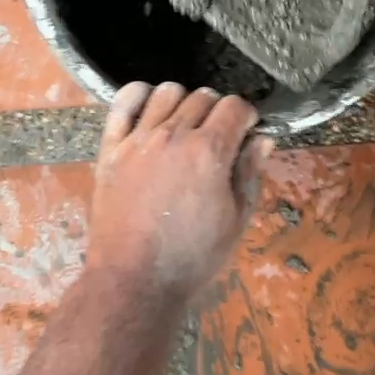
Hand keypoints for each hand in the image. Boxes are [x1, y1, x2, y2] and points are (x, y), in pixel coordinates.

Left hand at [84, 82, 273, 304]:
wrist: (133, 281)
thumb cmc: (191, 258)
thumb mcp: (235, 222)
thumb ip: (249, 173)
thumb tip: (263, 139)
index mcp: (209, 151)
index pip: (235, 106)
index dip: (246, 116)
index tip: (245, 131)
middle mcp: (174, 135)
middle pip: (203, 96)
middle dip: (218, 111)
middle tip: (217, 136)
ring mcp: (139, 138)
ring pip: (167, 92)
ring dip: (183, 102)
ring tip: (185, 125)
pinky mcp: (111, 146)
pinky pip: (124, 101)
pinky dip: (140, 95)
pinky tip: (150, 109)